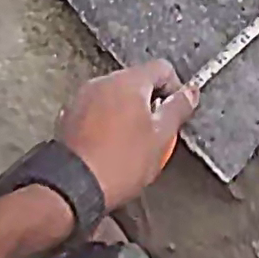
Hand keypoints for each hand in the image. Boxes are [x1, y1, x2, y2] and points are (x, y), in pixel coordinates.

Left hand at [56, 61, 197, 208]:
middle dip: (150, 102)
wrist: (70, 189)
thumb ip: (178, 108)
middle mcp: (103, 81)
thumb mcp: (161, 137)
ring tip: (130, 144)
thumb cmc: (120, 161)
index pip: (162, 68)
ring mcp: (82, 97)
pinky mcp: (68, 116)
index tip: (175, 114)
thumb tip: (191, 91)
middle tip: (155, 134)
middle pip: (138, 81)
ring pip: (116, 96)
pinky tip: (108, 148)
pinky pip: (96, 110)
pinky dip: (106, 122)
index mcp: (129, 80)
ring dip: (127, 112)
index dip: (175, 89)